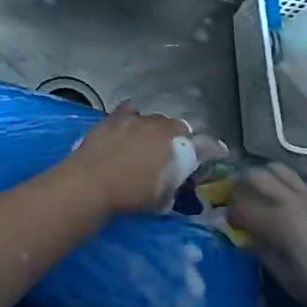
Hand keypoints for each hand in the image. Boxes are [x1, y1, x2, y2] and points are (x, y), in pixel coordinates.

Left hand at [64, 101, 226, 215]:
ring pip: (154, 118)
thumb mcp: (161, 196)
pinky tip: (128, 122)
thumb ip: (174, 182)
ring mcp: (137, 119)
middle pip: (178, 126)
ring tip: (149, 139)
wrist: (92, 181)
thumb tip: (177, 178)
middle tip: (173, 151)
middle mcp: (161, 127)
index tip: (215, 153)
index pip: (205, 144)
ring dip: (156, 127)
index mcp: (179, 147)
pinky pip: (129, 110)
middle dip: (179, 137)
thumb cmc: (130, 195)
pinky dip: (132, 116)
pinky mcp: (115, 117)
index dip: (211, 149)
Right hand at [227, 162, 306, 306]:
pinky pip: (305, 179)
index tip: (230, 225)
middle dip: (241, 188)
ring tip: (264, 197)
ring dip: (265, 179)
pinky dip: (294, 184)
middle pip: (255, 176)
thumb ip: (261, 252)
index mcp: (278, 221)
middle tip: (241, 205)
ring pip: (278, 169)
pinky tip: (297, 203)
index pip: (239, 205)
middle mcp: (293, 200)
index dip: (229, 213)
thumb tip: (244, 237)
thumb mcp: (287, 279)